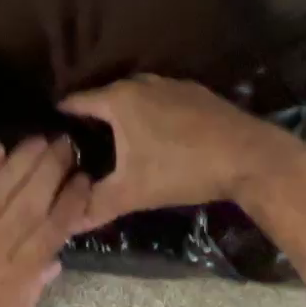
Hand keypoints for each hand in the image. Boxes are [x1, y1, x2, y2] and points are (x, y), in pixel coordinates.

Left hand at [0, 138, 88, 306]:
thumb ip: (31, 294)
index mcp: (18, 275)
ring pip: (0, 185)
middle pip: (30, 199)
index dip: (70, 202)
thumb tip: (53, 261)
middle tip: (67, 143)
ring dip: (21, 159)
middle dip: (51, 169)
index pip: (52, 229)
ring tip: (40, 139)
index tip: (85, 179)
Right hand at [58, 75, 305, 230]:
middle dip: (92, 116)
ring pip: (135, 96)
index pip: (76, 101)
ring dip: (125, 113)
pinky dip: (154, 112)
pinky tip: (161, 135)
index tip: (52, 131)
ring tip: (119, 138)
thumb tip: (66, 222)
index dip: (61, 116)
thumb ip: (98, 204)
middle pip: (104, 97)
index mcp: (118, 99)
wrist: (253, 159)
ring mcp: (170, 84)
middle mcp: (139, 83)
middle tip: (83, 141)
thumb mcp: (136, 191)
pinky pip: (162, 99)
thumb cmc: (184, 169)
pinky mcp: (197, 92)